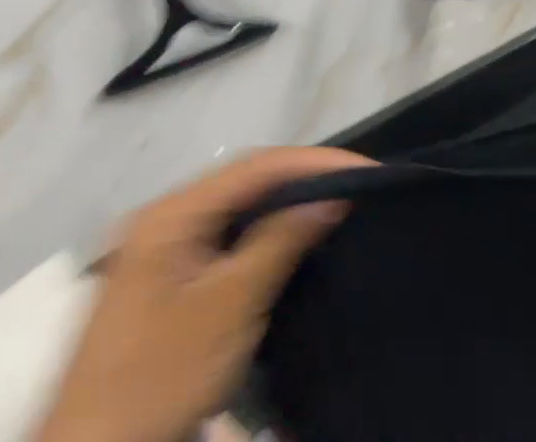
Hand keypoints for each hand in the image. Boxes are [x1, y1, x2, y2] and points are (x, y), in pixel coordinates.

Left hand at [35, 147, 373, 441]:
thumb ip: (282, 240)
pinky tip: (303, 237)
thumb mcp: (231, 303)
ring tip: (345, 204)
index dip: (319, 161)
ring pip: (242, 206)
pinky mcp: (171, 278)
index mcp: (169, 217)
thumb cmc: (164, 373)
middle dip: (308, 176)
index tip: (373, 172)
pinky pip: (232, 233)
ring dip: (293, 201)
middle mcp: (162, 221)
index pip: (257, 166)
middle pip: (249, 179)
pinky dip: (272, 228)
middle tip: (365, 185)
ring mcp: (163, 250)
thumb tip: (333, 197)